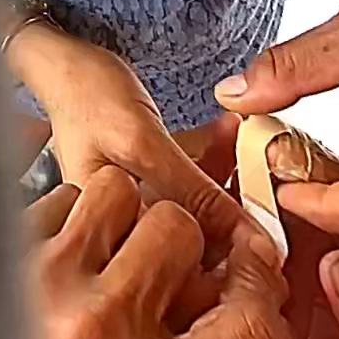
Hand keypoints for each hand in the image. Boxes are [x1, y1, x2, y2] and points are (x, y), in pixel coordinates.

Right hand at [9, 20, 258, 254]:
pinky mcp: (152, 183)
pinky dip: (219, 162)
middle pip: (200, 252)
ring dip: (238, 185)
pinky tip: (229, 134)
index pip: (181, 279)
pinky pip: (198, 188)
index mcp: (109, 236)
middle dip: (243, 220)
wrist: (63, 60)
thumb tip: (254, 244)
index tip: (275, 235)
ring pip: (205, 219)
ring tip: (255, 148)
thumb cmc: (81, 92)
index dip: (236, 266)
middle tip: (271, 188)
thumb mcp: (139, 140)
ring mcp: (140, 207)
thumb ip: (192, 192)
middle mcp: (124, 231)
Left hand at [27, 167, 292, 338]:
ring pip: (117, 190)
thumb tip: (257, 311)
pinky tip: (75, 250)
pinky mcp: (8, 246)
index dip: (263, 288)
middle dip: (184, 243)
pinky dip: (74, 215)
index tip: (256, 268)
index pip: (249, 323)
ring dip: (127, 214)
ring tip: (119, 250)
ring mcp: (45, 278)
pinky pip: (61, 194)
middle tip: (169, 264)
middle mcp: (98, 327)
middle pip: (177, 229)